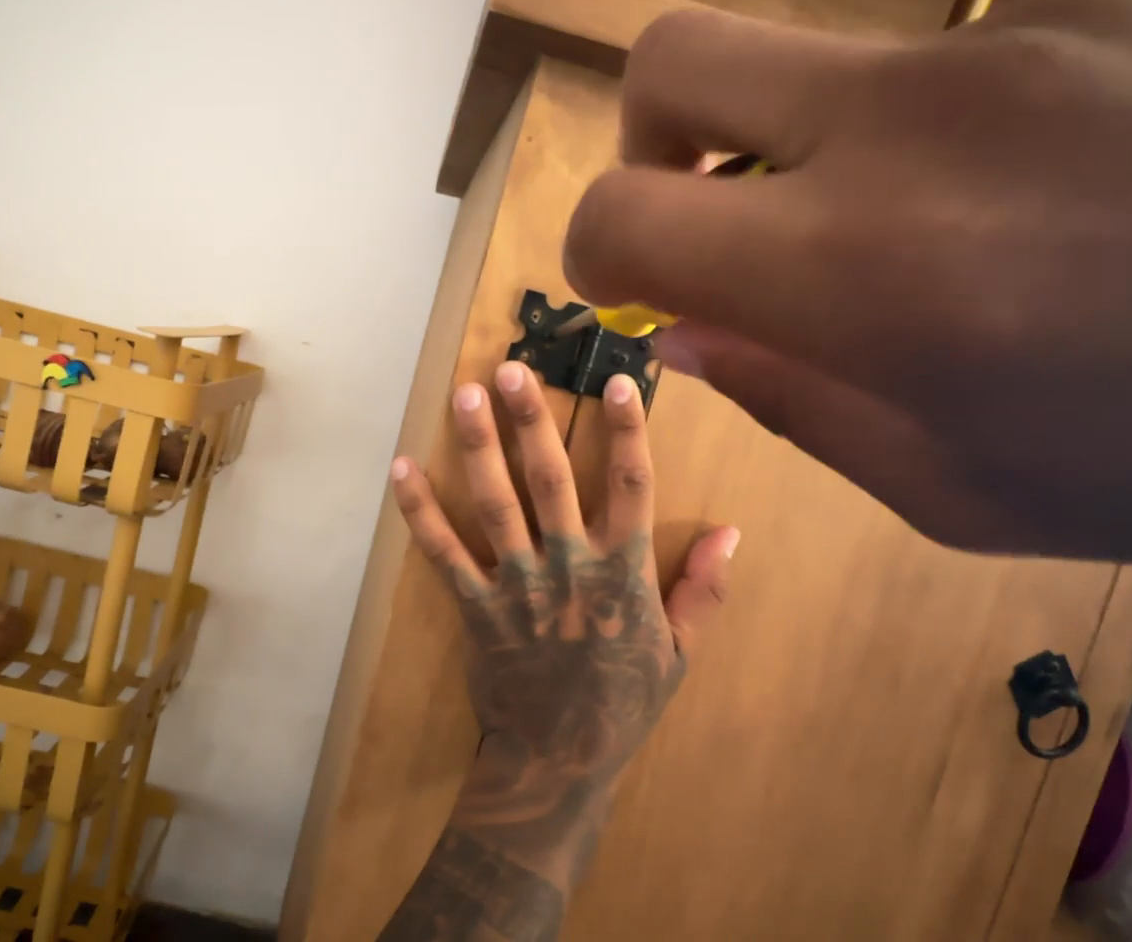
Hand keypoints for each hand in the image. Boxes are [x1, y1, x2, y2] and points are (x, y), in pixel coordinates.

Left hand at [380, 362, 737, 941]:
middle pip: (550, 480)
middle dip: (531, 420)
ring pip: (496, 505)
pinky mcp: (476, 607)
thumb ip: (704, 591)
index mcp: (624, 573)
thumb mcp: (680, 653)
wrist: (559, 762)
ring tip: (464, 396)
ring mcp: (518, 585)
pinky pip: (444, 553)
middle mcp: (570, 567)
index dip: (628, 431)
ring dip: (478, 448)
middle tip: (511, 369)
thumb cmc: (622, 703)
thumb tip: (731, 532)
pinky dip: (421, 512)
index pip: (631, 487)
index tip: (619, 381)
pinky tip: (400, 470)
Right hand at [566, 0, 1131, 569]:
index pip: (628, 213)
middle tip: (699, 207)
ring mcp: (1009, 38)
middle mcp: (908, 122)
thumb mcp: (958, 492)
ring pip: (817, 74)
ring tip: (939, 240)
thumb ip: (790, 401)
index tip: (623, 284)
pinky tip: (1051, 198)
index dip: (593, 248)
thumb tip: (688, 333)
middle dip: (647, 138)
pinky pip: (945, 67)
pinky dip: (937, 138)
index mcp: (865, 273)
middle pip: (672, 58)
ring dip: (816, 159)